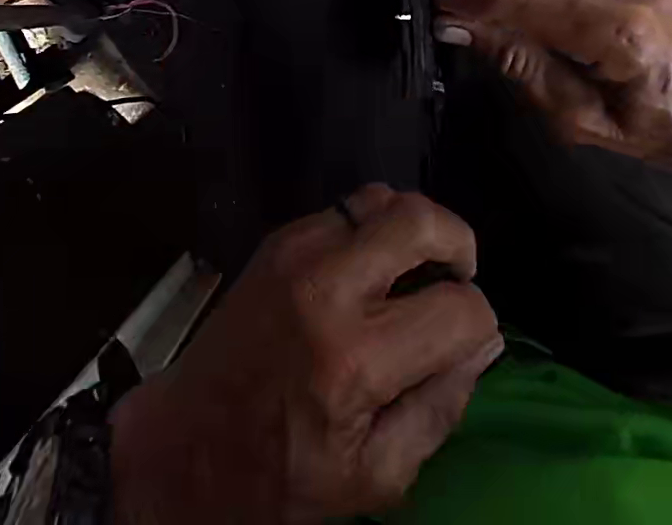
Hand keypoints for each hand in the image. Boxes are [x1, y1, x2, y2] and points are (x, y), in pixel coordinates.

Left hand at [110, 185, 502, 522]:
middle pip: (420, 219)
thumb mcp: (377, 475)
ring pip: (382, 196)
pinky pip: (344, 207)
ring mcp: (296, 251)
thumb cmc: (282, 473)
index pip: (458, 309)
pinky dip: (372, 226)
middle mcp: (326, 286)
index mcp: (355, 358)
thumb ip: (442, 405)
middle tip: (458, 274)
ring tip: (414, 267)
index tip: (467, 339)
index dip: (481, 324)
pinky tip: (368, 267)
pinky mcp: (278, 240)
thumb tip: (483, 340)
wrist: (188, 439)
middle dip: (460, 242)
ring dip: (413, 227)